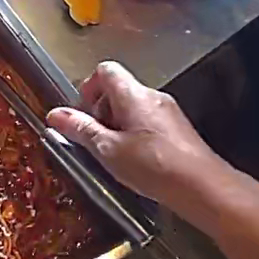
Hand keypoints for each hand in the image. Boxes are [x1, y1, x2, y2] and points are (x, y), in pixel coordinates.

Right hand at [46, 61, 248, 226]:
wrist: (202, 187)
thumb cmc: (157, 167)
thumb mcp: (107, 150)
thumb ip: (80, 130)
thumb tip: (57, 115)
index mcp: (133, 95)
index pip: (104, 71)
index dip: (87, 89)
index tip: (80, 114)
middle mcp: (152, 97)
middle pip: (117, 90)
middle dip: (99, 113)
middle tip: (93, 139)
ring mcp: (166, 112)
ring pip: (131, 108)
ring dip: (116, 127)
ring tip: (112, 155)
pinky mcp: (175, 130)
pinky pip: (146, 123)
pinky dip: (133, 136)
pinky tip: (132, 162)